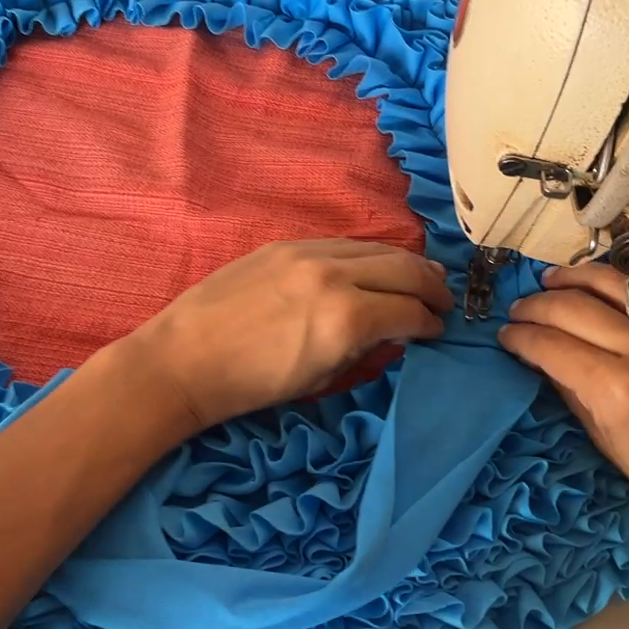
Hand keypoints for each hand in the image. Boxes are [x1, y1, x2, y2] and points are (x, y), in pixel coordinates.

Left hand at [119, 239, 451, 430]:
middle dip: (433, 286)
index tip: (437, 330)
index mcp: (346, 319)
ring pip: (378, 248)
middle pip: (405, 269)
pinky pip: (344, 244)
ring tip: (419, 278)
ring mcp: (309, 253)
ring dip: (406, 264)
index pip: (410, 312)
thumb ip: (366, 351)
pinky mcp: (287, 244)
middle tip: (443, 302)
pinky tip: (372, 268)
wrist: (186, 358)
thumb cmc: (252, 385)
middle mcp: (335, 276)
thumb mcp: (320, 380)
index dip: (430, 323)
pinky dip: (369, 256)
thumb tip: (395, 334)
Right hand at [497, 264, 628, 552]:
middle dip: (535, 306)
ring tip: (553, 281)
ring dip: (575, 277)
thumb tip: (541, 357)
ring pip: (616, 281)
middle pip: (574, 306)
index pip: (551, 345)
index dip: (520, 337)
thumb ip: (573, 393)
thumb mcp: (612, 448)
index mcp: (620, 392)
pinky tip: (613, 285)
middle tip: (519, 311)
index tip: (506, 336)